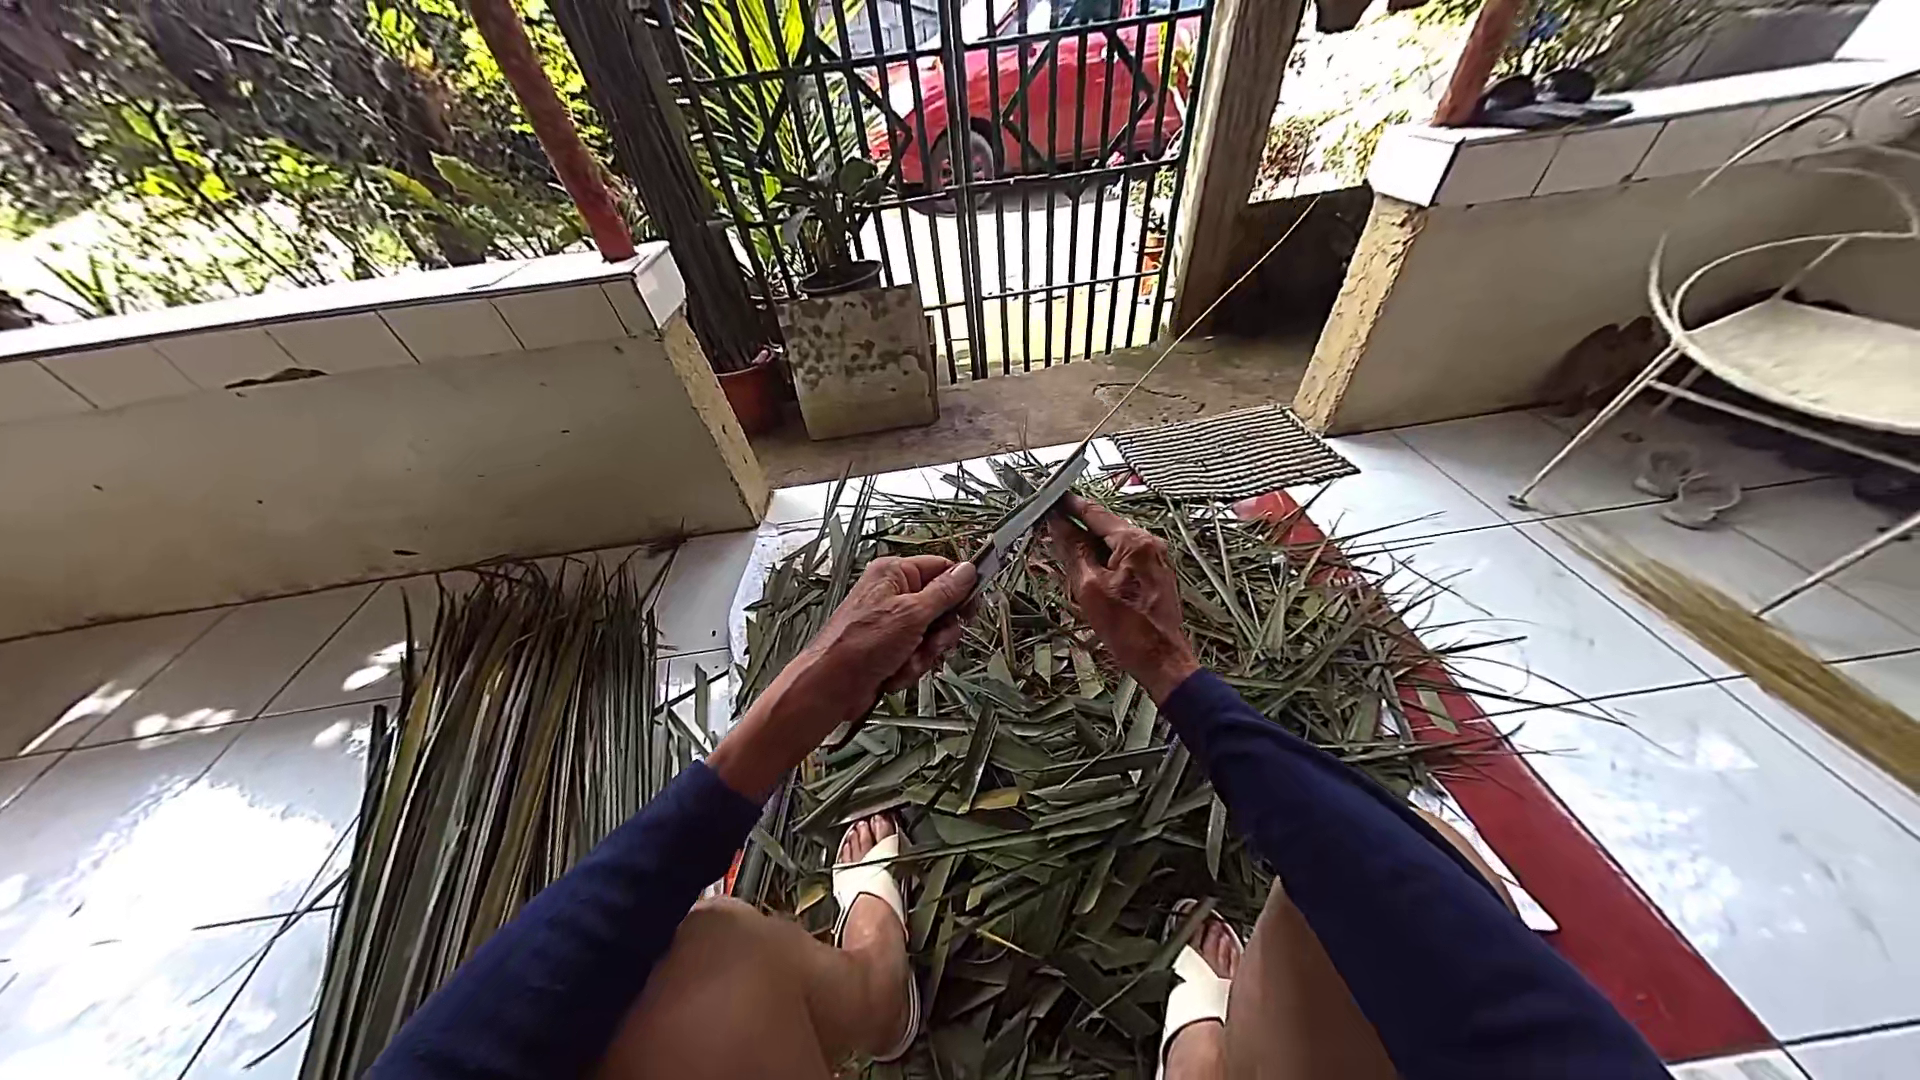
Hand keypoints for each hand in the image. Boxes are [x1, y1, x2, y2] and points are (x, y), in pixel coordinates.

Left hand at [709, 555, 976, 797]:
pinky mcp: (891, 649)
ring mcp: (893, 623)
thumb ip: (945, 592)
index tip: (971, 608)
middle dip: (940, 632)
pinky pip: (919, 655)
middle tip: (929, 640)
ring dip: (925, 654)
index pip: (942, 569)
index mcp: (895, 574)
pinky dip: (912, 667)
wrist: (831, 686)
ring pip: (933, 636)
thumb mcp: (912, 614)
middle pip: (943, 607)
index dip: (960, 589)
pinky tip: (894, 671)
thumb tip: (968, 571)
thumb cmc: (859, 645)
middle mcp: (893, 594)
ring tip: (906, 660)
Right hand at [1047, 494, 1199, 703]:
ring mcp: (1155, 559)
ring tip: (1062, 555)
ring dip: (1087, 547)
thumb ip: (1073, 551)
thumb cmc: (1129, 630)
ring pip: (1112, 544)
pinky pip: (1123, 558)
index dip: (1068, 506)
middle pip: (1104, 527)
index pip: (1094, 513)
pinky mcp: (1154, 575)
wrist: (1162, 662)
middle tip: (1048, 530)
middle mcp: (1150, 544)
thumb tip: (1058, 526)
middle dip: (1076, 529)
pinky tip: (1086, 573)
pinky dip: (1102, 561)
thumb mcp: (1089, 587)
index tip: (1049, 499)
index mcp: (1135, 542)